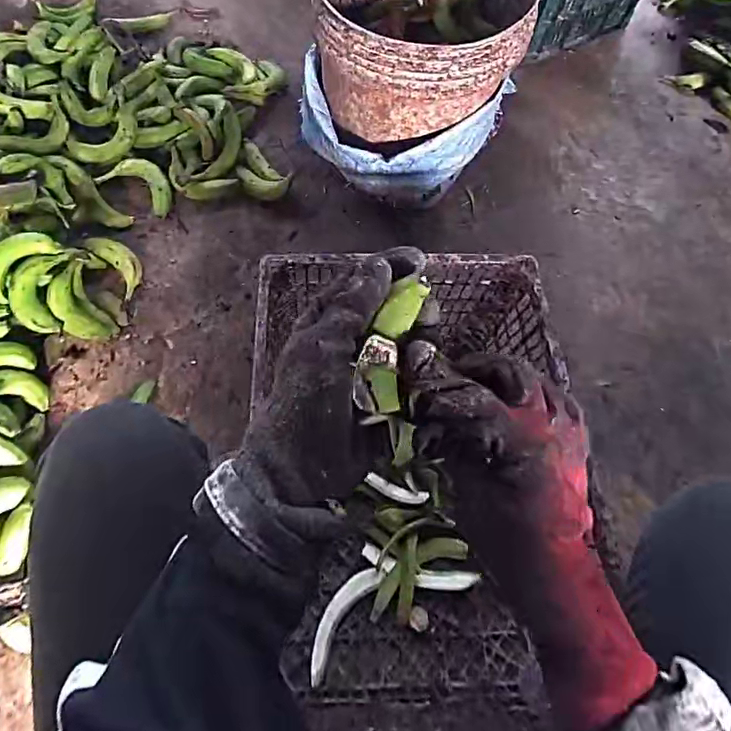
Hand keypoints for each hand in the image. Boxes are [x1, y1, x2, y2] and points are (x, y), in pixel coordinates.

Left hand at [240, 247, 422, 507]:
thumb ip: (352, 306)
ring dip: (420, 341)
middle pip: (396, 308)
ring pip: (411, 339)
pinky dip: (423, 371)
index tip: (419, 261)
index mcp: (330, 319)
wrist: (303, 470)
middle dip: (414, 308)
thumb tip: (379, 265)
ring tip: (418, 355)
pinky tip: (420, 377)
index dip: (391, 268)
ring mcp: (376, 367)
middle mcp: (356, 337)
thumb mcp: (322, 346)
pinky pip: (418, 373)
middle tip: (427, 316)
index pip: (364, 281)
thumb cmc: (304, 402)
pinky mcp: (394, 395)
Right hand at [409, 349, 593, 574]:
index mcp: (521, 437)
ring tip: (483, 382)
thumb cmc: (508, 540)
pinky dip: (534, 392)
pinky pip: (557, 397)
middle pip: (511, 372)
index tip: (419, 364)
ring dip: (507, 376)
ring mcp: (568, 428)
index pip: (474, 393)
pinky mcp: (578, 438)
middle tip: (454, 373)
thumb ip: (455, 446)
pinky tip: (518, 400)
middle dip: (479, 367)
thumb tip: (434, 419)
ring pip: (536, 379)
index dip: (442, 379)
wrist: (558, 571)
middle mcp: (549, 423)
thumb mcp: (469, 491)